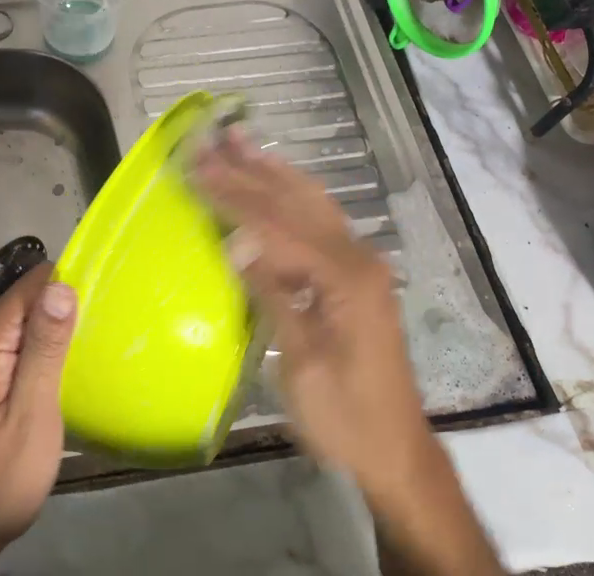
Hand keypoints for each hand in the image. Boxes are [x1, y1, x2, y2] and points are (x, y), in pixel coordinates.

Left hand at [0, 266, 76, 574]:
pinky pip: (18, 340)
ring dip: (55, 335)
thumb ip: (45, 347)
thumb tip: (61, 285)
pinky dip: (41, 352)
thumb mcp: (32, 413)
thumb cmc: (1, 476)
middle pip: (30, 298)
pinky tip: (61, 377)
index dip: (69, 288)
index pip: (33, 283)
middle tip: (96, 347)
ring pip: (26, 320)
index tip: (103, 308)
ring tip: (86, 361)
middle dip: (63, 314)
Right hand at [192, 130, 425, 497]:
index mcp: (345, 278)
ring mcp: (362, 265)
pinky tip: (275, 183)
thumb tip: (236, 241)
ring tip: (240, 141)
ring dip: (273, 172)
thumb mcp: (301, 362)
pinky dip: (292, 196)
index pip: (276, 224)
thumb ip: (273, 294)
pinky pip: (321, 222)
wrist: (397, 452)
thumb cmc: (345, 416)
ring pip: (312, 203)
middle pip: (295, 203)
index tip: (196, 168)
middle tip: (210, 143)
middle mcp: (358, 259)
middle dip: (249, 172)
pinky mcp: (358, 277)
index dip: (233, 195)